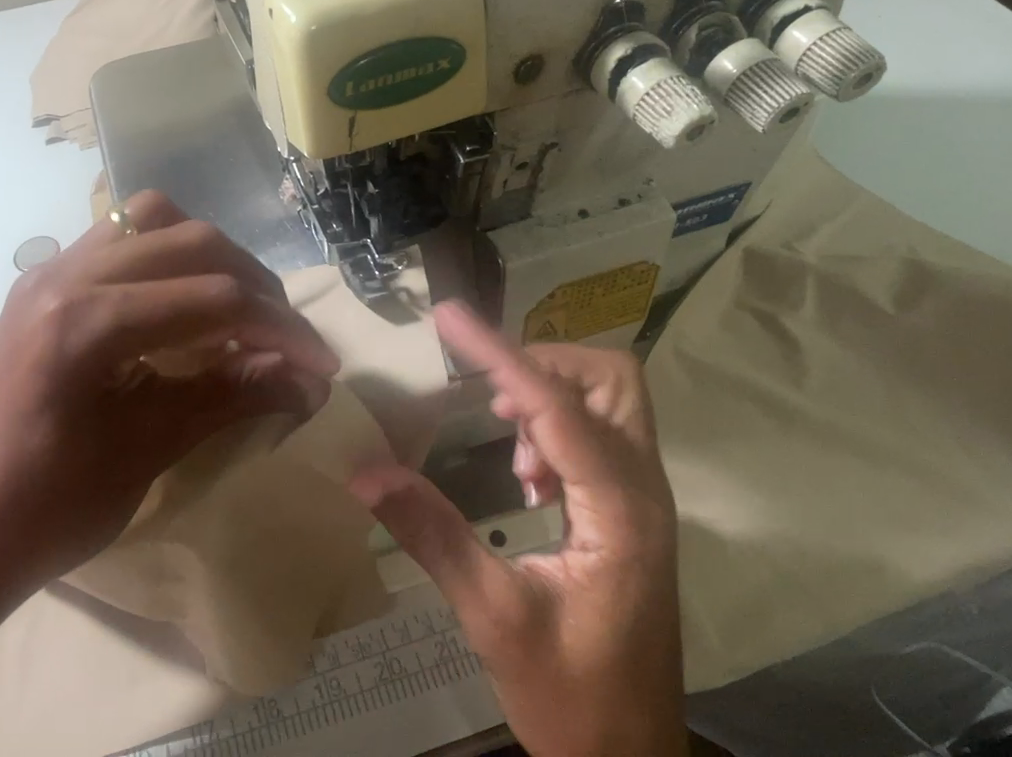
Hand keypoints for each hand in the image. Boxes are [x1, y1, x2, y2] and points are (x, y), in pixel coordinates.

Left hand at [0, 191, 340, 597]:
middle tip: (289, 341)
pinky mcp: (43, 282)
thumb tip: (310, 382)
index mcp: (84, 322)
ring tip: (240, 310)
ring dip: (211, 258)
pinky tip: (183, 303)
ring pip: (154, 220)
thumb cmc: (49, 511)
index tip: (323, 369)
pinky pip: (119, 237)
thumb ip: (231, 397)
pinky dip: (167, 256)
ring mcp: (48, 271)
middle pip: (193, 243)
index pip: (213, 300)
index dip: (281, 331)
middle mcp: (64, 274)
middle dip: (256, 288)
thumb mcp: (149, 450)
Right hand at [350, 302, 685, 756]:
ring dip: (552, 402)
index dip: (498, 355)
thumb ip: (433, 534)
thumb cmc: (568, 695)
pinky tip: (526, 481)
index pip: (557, 408)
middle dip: (546, 368)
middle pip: (612, 381)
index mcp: (621, 513)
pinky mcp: (632, 515)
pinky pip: (603, 438)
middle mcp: (645, 492)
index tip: (449, 317)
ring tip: (508, 454)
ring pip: (612, 405)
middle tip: (490, 402)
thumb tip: (365, 470)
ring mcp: (645, 502)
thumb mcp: (492, 617)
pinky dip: (560, 433)